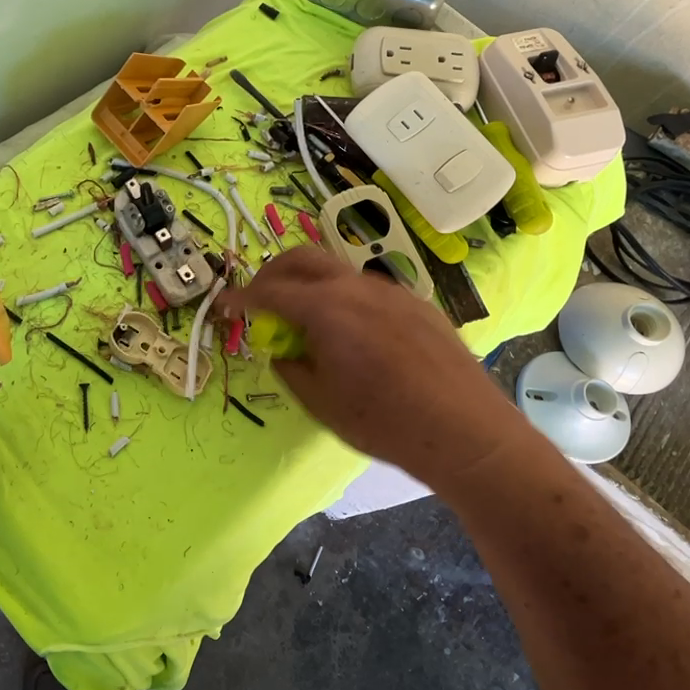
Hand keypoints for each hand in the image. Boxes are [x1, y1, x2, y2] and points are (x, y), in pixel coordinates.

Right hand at [218, 247, 531, 493]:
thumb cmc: (383, 421)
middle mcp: (355, 287)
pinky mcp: (417, 304)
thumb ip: (291, 367)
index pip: (268, 291)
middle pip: (302, 258)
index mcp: (325, 308)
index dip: (240, 297)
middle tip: (260, 299)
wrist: (465, 431)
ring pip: (337, 270)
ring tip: (304, 317)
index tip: (224, 304)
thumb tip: (283, 350)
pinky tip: (351, 332)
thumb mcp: (320, 402)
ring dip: (309, 283)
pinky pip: (367, 289)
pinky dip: (343, 298)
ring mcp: (391, 291)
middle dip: (272, 273)